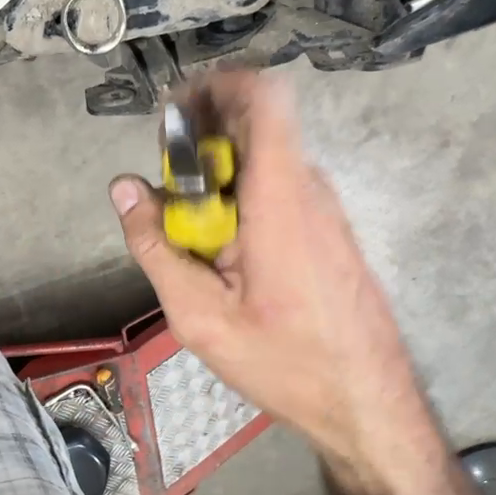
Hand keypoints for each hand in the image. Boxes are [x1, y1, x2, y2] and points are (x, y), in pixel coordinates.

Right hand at [107, 72, 433, 478]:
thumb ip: (155, 247)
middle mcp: (310, 192)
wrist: (370, 409)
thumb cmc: (285, 364)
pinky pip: (276, 189)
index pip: (266, 101)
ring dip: (216, 174)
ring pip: (262, 161)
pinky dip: (238, 198)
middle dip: (200, 140)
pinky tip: (219, 250)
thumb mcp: (199, 316)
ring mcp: (325, 211)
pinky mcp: (328, 231)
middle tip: (163, 187)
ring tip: (185, 227)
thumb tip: (124, 186)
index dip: (218, 85)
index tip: (173, 108)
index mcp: (280, 201)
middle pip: (255, 128)